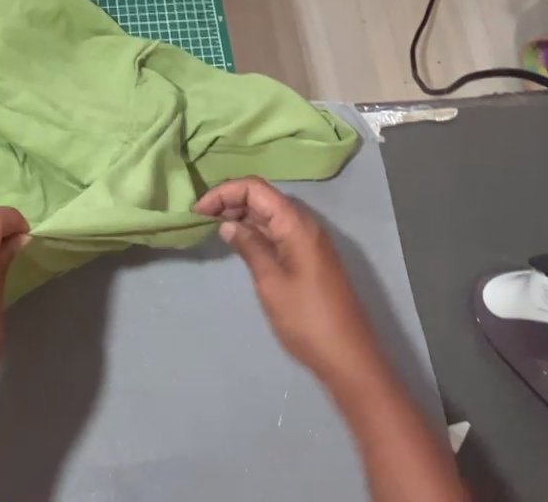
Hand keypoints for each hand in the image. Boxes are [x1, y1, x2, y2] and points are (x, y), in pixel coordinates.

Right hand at [194, 177, 377, 381]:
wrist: (349, 359)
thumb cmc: (306, 319)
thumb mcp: (270, 281)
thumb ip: (249, 246)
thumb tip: (228, 224)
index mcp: (296, 224)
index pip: (255, 188)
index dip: (224, 192)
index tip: (198, 211)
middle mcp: (304, 224)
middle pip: (262, 197)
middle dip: (230, 200)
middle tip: (200, 218)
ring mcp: (308, 241)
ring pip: (269, 214)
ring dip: (241, 214)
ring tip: (213, 227)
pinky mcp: (308, 257)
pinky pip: (277, 231)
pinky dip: (254, 230)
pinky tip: (238, 242)